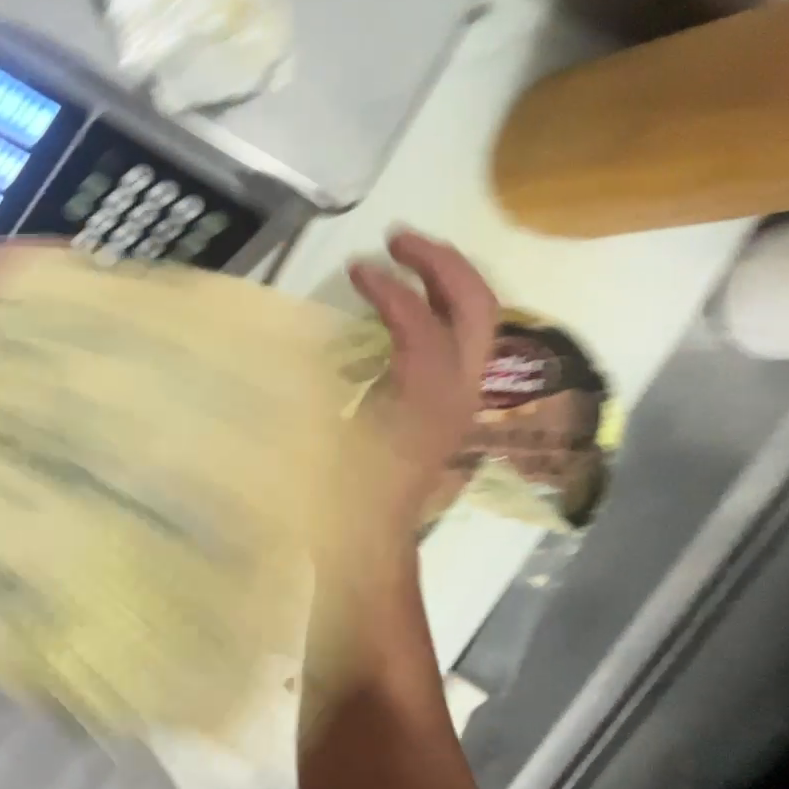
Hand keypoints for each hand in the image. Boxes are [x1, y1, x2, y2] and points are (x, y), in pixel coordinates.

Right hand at [346, 230, 499, 529]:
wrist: (370, 548)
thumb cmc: (340, 503)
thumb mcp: (325, 444)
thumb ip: (328, 392)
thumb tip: (308, 347)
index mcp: (427, 405)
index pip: (423, 325)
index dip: (390, 289)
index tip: (356, 268)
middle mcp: (460, 395)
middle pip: (477, 308)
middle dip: (442, 264)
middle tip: (397, 240)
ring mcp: (463, 400)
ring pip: (480, 321)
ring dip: (449, 281)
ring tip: (409, 258)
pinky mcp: (454, 407)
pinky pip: (464, 341)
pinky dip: (442, 310)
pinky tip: (410, 306)